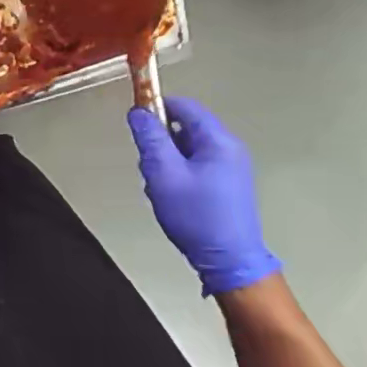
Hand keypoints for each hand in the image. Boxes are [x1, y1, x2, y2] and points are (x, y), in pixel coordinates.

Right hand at [128, 97, 279, 294]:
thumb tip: (138, 111)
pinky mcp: (228, 188)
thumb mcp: (164, 174)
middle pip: (186, 130)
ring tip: (158, 190)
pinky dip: (178, 177)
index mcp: (218, 140)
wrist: (229, 260)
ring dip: (167, 164)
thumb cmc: (195, 215)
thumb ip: (150, 140)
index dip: (158, 107)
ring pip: (188, 152)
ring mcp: (231, 169)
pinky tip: (171, 200)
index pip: (185, 107)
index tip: (135, 123)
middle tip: (147, 168)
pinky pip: (197, 169)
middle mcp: (229, 149)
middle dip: (160, 143)